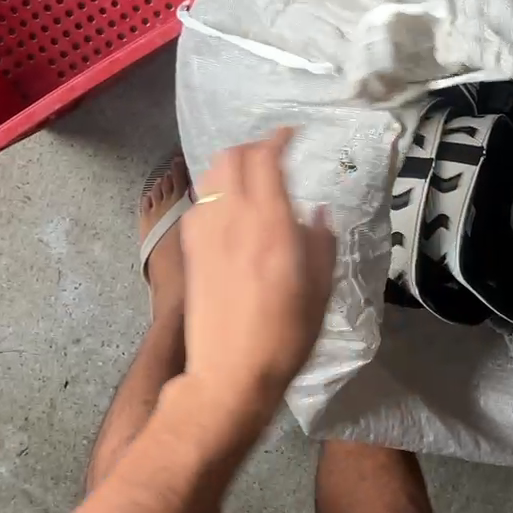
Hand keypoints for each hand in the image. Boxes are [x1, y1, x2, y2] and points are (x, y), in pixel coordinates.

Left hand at [176, 128, 335, 433]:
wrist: (228, 377)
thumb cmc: (285, 336)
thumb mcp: (321, 290)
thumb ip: (321, 243)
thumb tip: (317, 213)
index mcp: (270, 224)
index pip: (266, 159)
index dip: (278, 139)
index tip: (291, 135)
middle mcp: (232, 219)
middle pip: (231, 157)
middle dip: (252, 147)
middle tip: (273, 154)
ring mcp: (205, 234)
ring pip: (210, 176)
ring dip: (230, 166)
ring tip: (250, 177)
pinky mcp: (190, 252)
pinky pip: (199, 203)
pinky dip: (214, 191)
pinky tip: (228, 209)